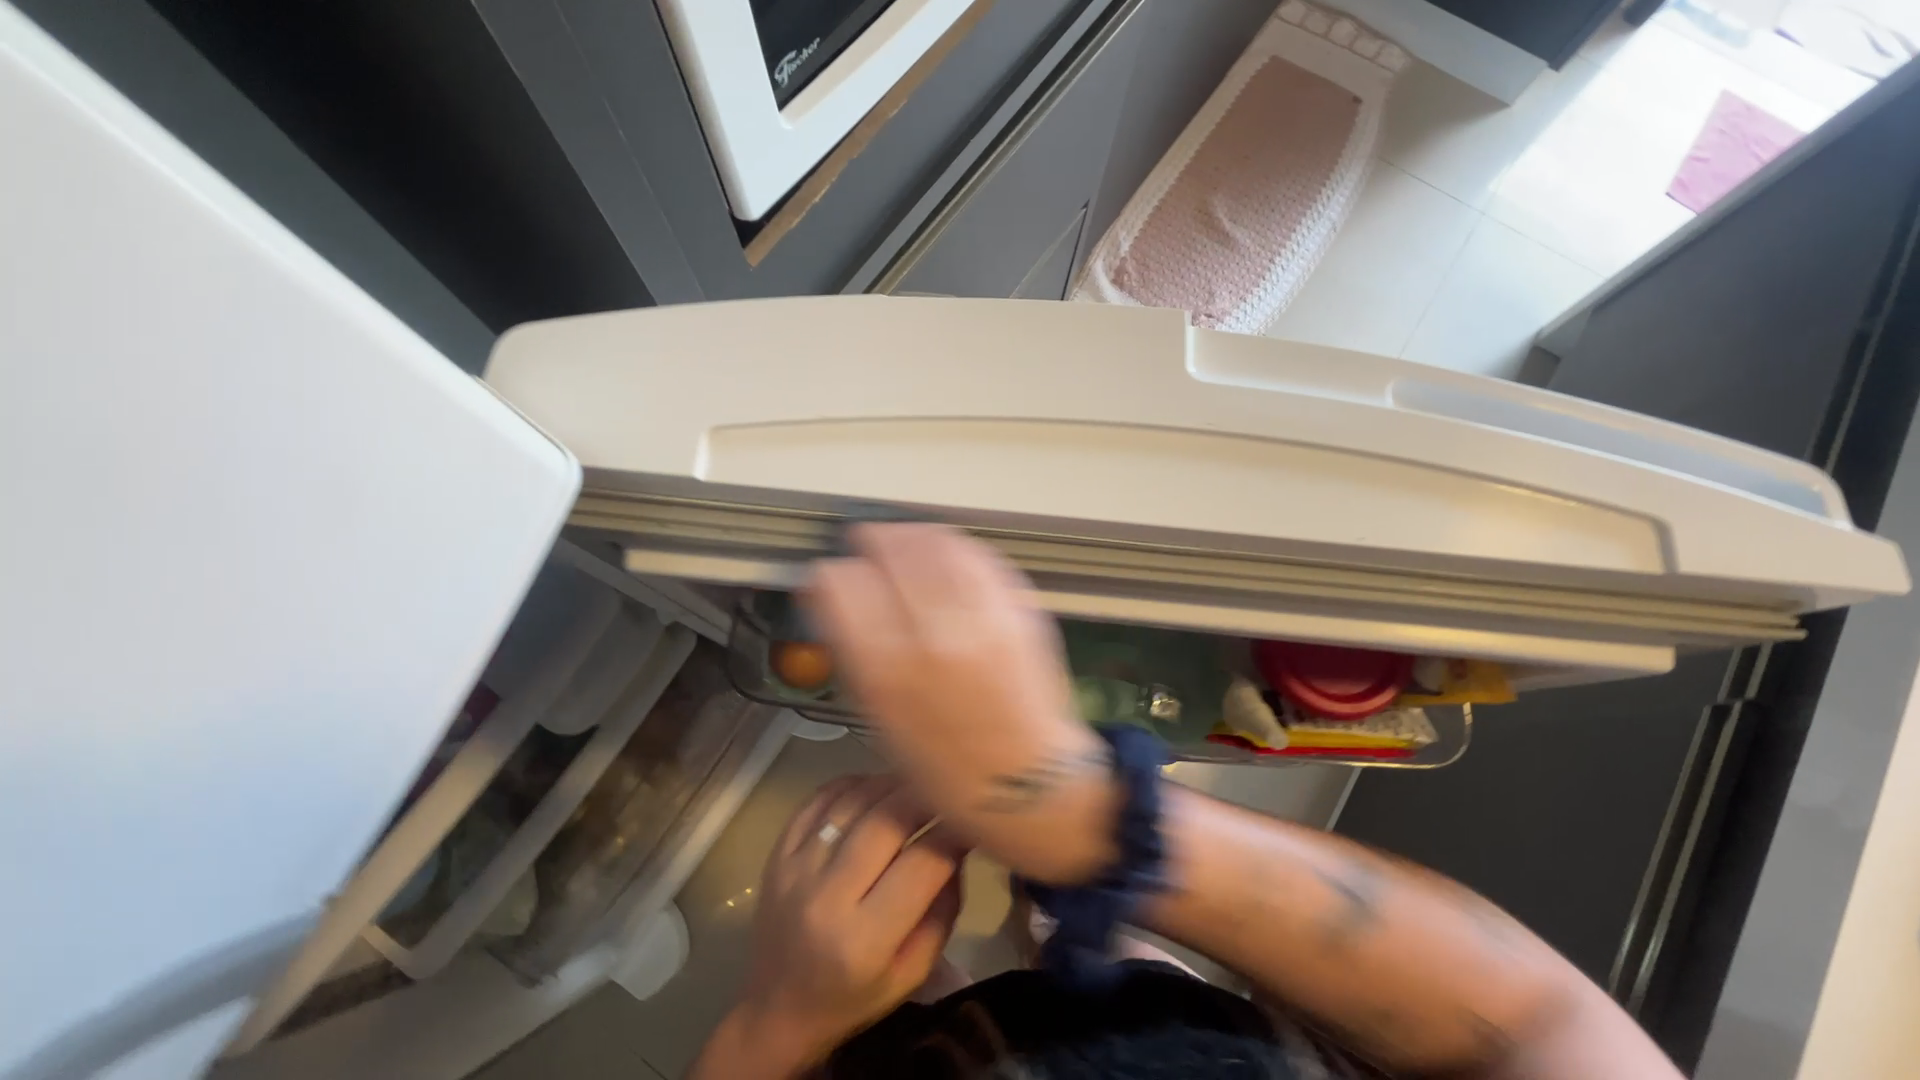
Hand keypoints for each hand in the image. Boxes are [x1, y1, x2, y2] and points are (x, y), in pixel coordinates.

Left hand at [714, 774, 964, 1075]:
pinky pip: (819, 799)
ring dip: (891, 784)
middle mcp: (826, 897)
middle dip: (926, 796)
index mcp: (864, 939)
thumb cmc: (853, 998)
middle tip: (949, 789)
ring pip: (852, 801)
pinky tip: (876, 788)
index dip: (955, 833)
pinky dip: (853, 784)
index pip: (923, 864)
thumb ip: (943, 909)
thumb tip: (959, 843)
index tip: (975, 818)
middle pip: (886, 820)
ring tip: (917, 783)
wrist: (777, 1010)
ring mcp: (796, 869)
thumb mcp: (913, 972)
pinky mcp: (777, 853)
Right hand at [806, 524, 1119, 883]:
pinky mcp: (1015, 610)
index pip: (837, 583)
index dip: (828, 575)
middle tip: (866, 546)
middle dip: (870, 542)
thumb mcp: (876, 715)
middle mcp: (928, 636)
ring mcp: (977, 619)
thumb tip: (832, 599)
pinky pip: (976, 555)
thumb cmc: (945, 762)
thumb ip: (853, 651)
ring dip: (910, 536)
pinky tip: (942, 552)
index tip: (830, 578)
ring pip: (932, 541)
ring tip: (903, 543)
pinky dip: (951, 545)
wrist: (1025, 780)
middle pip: (886, 549)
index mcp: (883, 671)